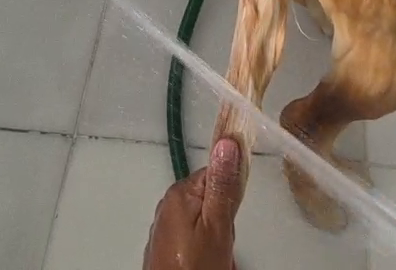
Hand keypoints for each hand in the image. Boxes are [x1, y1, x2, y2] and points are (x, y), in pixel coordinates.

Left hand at [144, 137, 247, 269]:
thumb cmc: (196, 267)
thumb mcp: (217, 227)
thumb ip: (223, 185)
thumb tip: (227, 139)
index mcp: (180, 192)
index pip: (215, 174)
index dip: (229, 195)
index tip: (230, 216)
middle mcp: (168, 204)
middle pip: (210, 199)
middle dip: (222, 222)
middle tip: (221, 244)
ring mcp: (165, 227)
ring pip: (204, 221)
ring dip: (215, 239)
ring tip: (215, 259)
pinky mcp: (165, 247)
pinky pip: (193, 238)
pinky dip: (203, 251)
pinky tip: (205, 265)